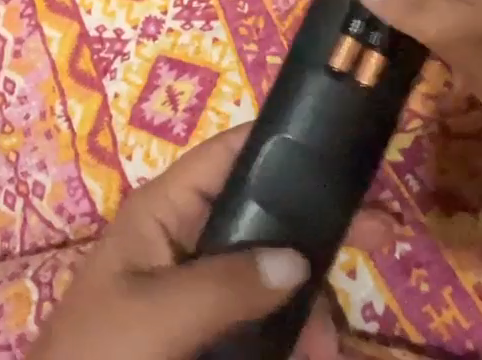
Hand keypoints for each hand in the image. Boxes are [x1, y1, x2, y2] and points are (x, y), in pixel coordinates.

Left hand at [31, 124, 390, 359]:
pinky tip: (313, 355)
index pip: (224, 157)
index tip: (338, 149)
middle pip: (260, 215)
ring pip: (269, 276)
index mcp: (164, 212)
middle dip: (314, 232)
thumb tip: (298, 259)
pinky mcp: (207, 331)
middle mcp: (185, 239)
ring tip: (326, 348)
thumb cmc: (101, 353)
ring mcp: (197, 288)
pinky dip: (290, 336)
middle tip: (380, 234)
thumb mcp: (158, 314)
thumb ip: (226, 283)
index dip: (276, 143)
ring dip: (307, 306)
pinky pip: (261, 322)